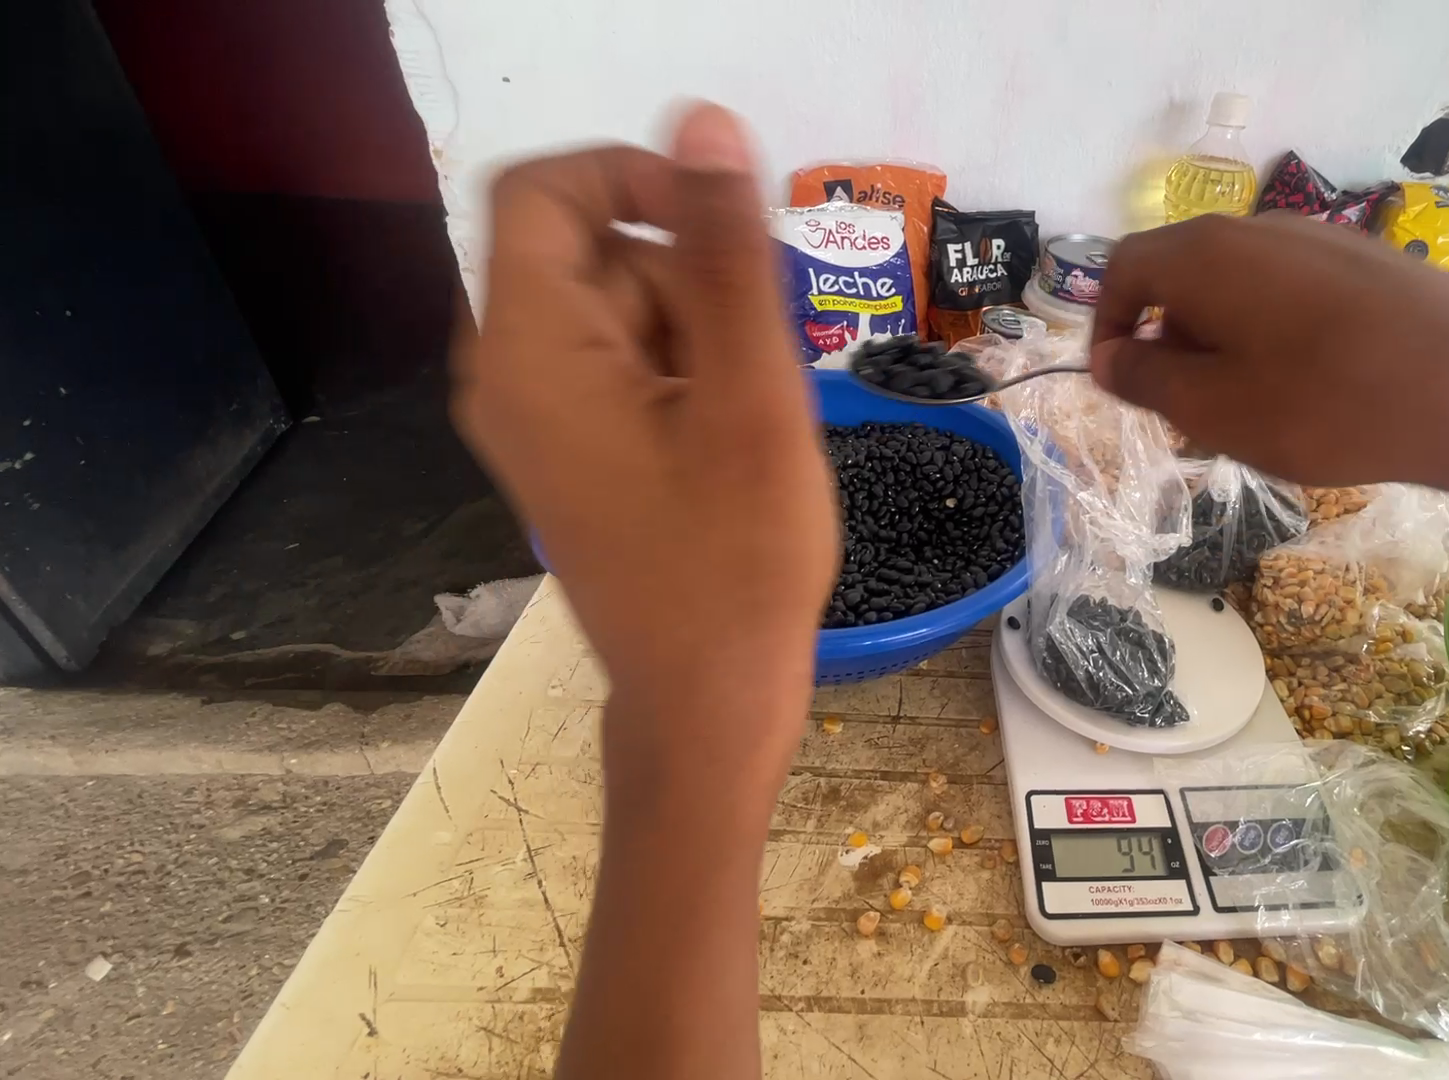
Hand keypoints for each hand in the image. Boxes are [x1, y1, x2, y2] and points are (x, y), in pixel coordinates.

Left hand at [453, 105, 837, 779]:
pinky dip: (687, 386)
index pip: (546, 191)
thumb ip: (728, 256)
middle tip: (762, 372)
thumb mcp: (751, 396)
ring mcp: (541, 428)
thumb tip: (705, 122)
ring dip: (701, 343)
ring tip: (753, 424)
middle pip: (597, 261)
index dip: (640, 181)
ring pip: (622, 324)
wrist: (710, 699)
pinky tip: (732, 448)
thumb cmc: (739, 557)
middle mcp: (511, 379)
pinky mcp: (576, 464)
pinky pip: (626, 379)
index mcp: (532, 350)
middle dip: (692, 288)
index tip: (732, 238)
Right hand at [1088, 212, 1448, 500]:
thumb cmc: (1323, 404)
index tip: (1117, 381)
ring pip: (1234, 292)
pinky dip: (1265, 339)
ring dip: (1215, 348)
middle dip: (1165, 346)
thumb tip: (1104, 357)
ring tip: (1244, 413)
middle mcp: (1257, 230)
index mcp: (1204, 257)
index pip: (1123, 271)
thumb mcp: (1210, 407)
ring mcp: (1317, 240)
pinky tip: (1301, 392)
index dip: (1105, 326)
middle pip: (1179, 280)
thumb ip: (1142, 378)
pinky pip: (1284, 295)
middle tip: (1184, 414)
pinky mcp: (1364, 264)